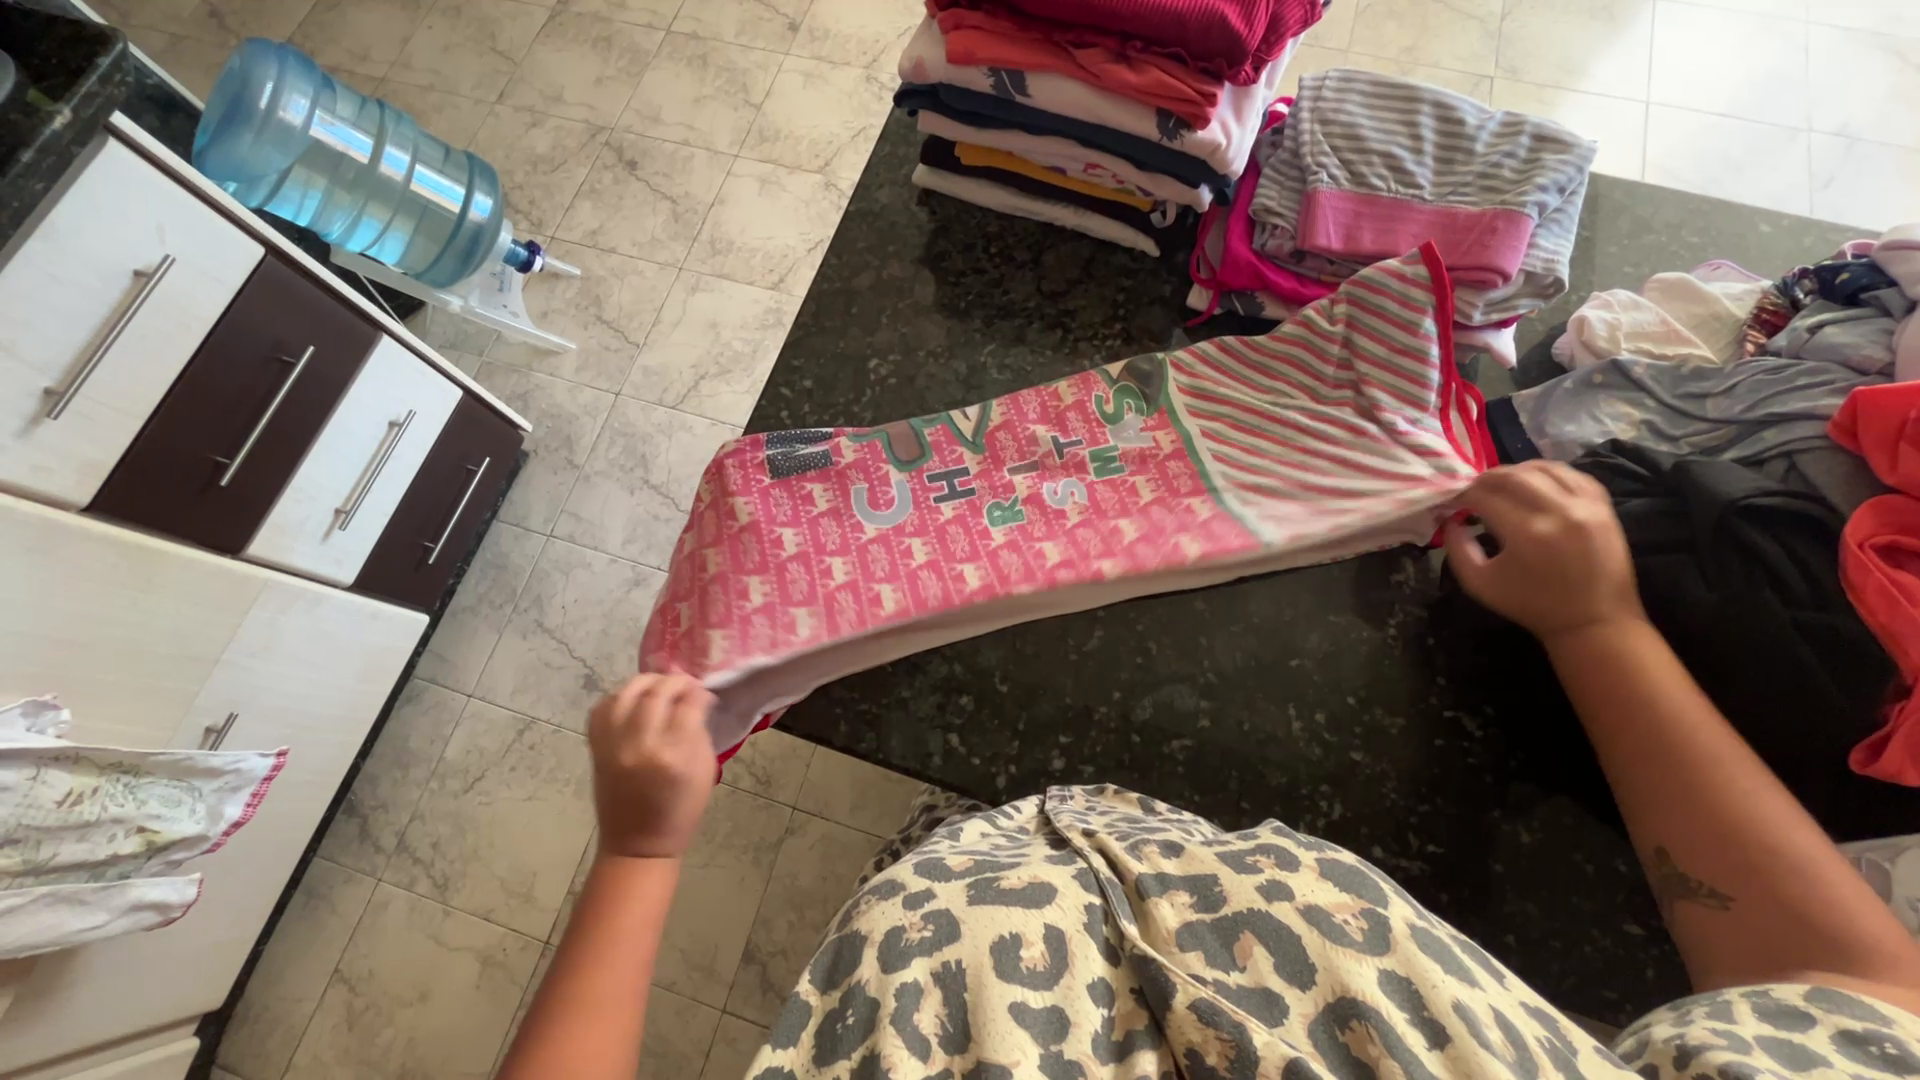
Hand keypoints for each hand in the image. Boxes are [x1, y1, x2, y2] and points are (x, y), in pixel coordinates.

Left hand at [587, 674, 717, 859]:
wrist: (637, 844)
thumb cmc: (681, 810)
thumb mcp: (704, 770)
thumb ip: (699, 730)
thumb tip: (696, 700)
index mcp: (674, 755)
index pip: (688, 704)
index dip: (698, 691)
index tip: (704, 692)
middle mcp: (640, 745)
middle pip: (657, 693)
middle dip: (676, 681)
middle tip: (686, 684)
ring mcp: (613, 746)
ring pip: (626, 694)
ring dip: (646, 682)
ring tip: (659, 685)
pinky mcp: (596, 749)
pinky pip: (601, 709)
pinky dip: (618, 696)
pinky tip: (633, 698)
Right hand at [1443, 462, 1646, 644]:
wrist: (1593, 620)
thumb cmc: (1530, 604)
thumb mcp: (1479, 583)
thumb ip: (1456, 548)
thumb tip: (1447, 519)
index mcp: (1525, 532)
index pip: (1484, 496)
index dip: (1461, 495)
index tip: (1450, 501)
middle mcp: (1558, 511)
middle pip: (1513, 476)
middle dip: (1484, 479)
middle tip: (1471, 490)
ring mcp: (1586, 507)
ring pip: (1544, 469)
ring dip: (1515, 471)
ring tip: (1500, 483)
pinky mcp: (1603, 508)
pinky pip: (1574, 475)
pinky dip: (1549, 473)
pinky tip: (1534, 482)